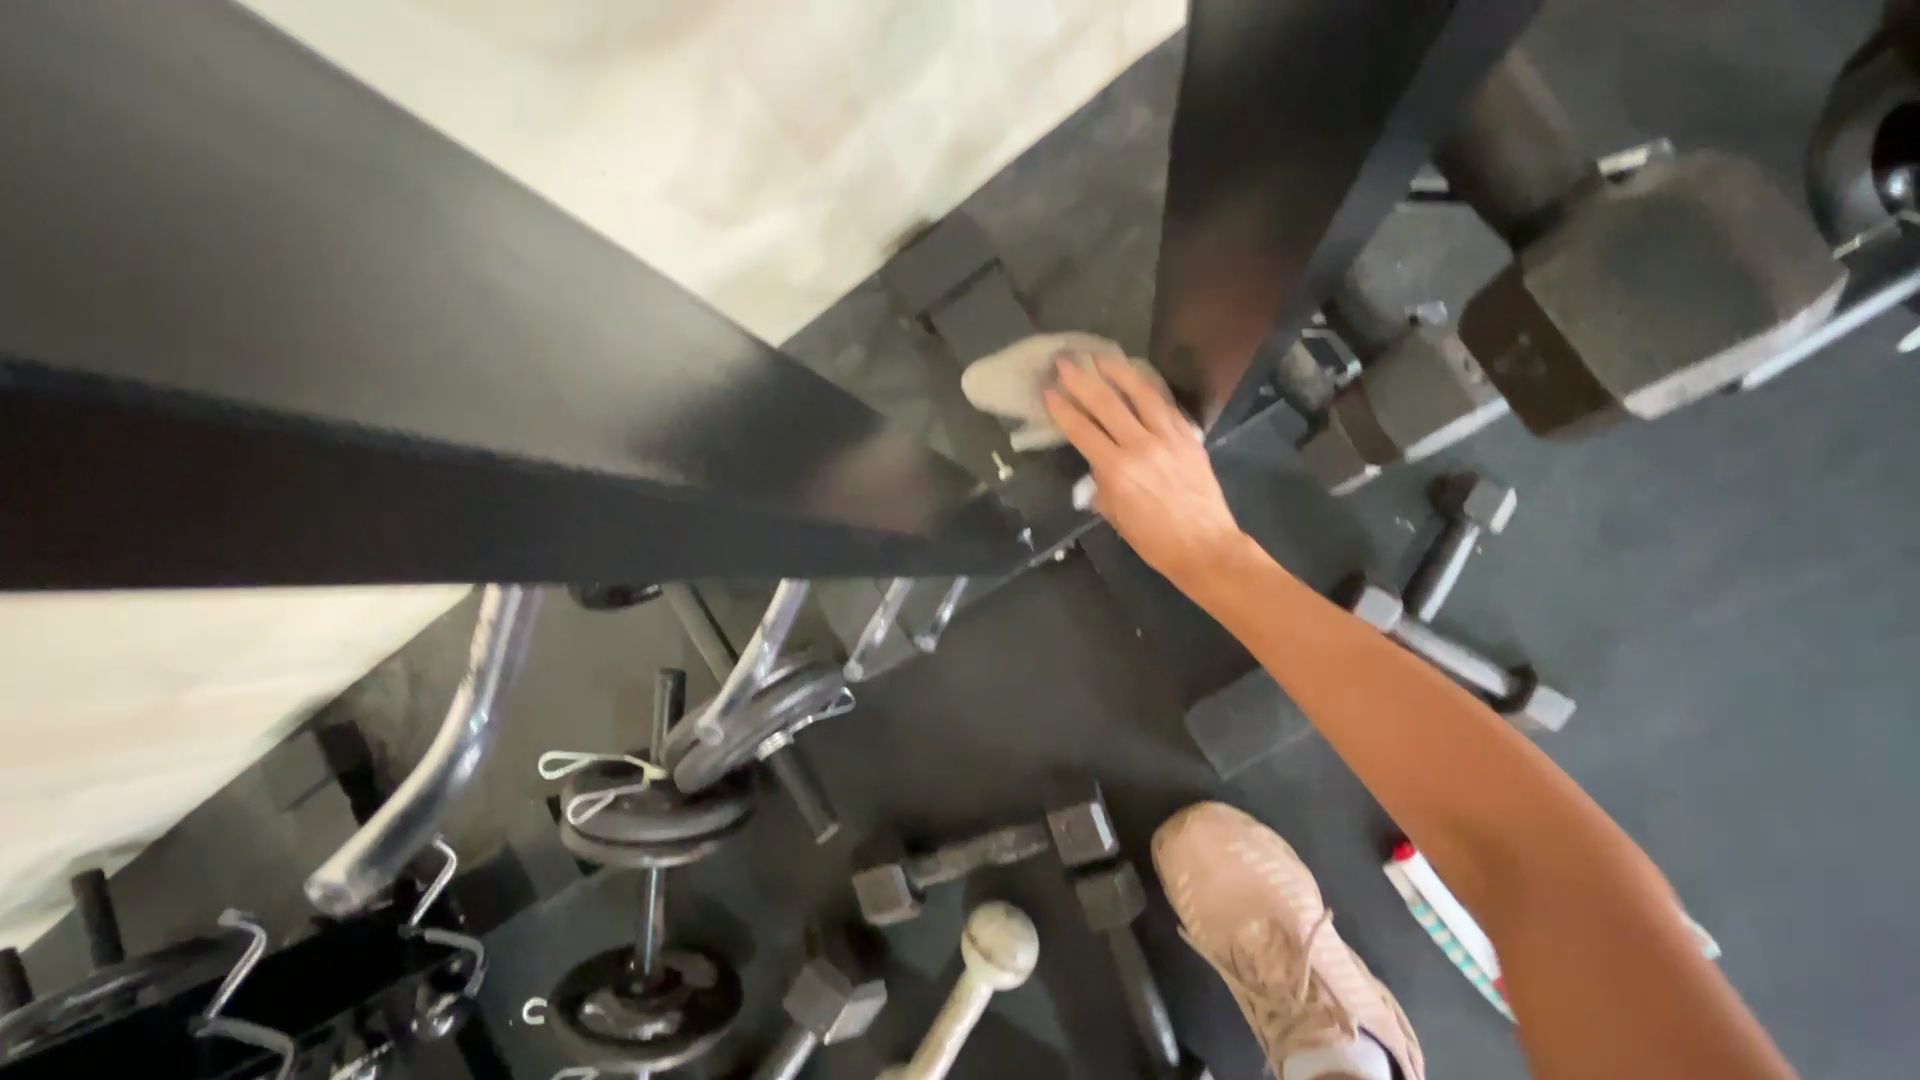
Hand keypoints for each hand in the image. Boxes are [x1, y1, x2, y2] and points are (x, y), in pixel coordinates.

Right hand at [1042, 353, 1249, 586]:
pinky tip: (1139, 381)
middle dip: (1081, 380)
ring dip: (1118, 373)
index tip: (1048, 391)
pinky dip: (1149, 391)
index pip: (1082, 430)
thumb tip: (1098, 467)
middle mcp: (1140, 446)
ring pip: (1140, 395)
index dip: (1062, 409)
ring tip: (1102, 358)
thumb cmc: (1155, 542)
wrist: (1205, 547)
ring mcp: (1168, 438)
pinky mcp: (1188, 438)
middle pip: (1106, 404)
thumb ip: (1103, 486)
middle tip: (1065, 362)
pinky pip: (1166, 407)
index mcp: (1117, 470)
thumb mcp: (1116, 517)